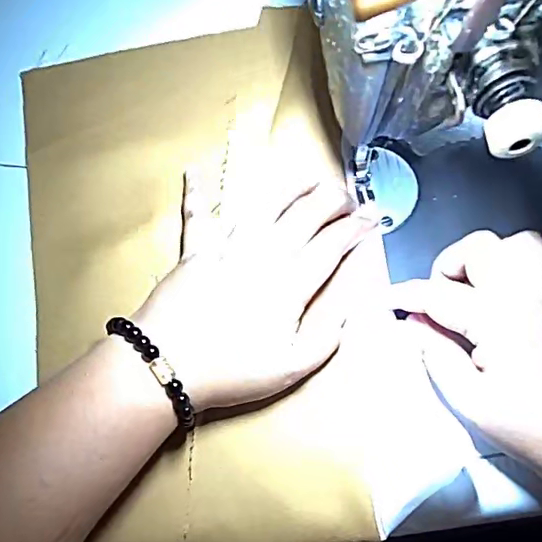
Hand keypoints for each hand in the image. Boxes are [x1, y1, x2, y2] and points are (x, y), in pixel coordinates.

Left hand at [130, 172, 374, 411]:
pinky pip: (197, 214)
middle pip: (305, 213)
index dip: (356, 228)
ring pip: (263, 202)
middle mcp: (263, 254)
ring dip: (290, 185)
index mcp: (291, 284)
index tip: (373, 218)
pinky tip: (196, 169)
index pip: (332, 244)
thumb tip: (349, 309)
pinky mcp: (194, 251)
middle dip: (333, 199)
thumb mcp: (292, 368)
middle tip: (348, 197)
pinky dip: (197, 191)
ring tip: (307, 177)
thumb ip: (326, 337)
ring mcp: (227, 247)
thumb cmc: (232, 372)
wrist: (167, 365)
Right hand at [387, 230, 541, 492]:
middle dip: (449, 265)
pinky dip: (533, 268)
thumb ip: (437, 357)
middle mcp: (531, 296)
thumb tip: (417, 326)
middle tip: (437, 299)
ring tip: (477, 288)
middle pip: (482, 248)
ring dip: (492, 257)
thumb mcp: (469, 402)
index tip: (389, 299)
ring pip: (523, 244)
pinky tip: (519, 293)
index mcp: (501, 319)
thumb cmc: (533, 429)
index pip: (440, 295)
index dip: (407, 296)